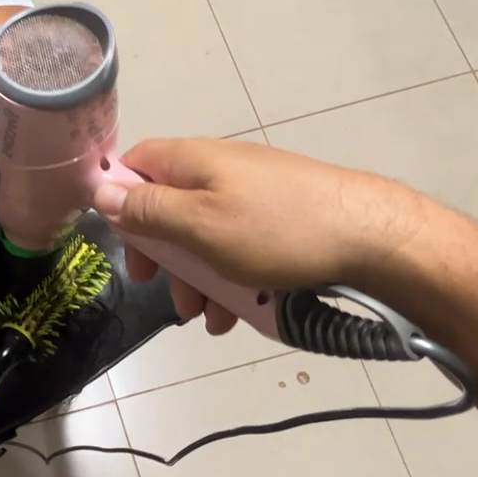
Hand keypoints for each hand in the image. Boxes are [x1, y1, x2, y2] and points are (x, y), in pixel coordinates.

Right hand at [92, 138, 431, 332]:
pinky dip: (230, 280)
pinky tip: (237, 314)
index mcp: (194, 160)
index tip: (122, 243)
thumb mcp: (199, 225)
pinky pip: (239, 250)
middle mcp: (221, 170)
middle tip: (162, 289)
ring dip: (196, 278)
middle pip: (169, 208)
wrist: (375, 239)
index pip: (138, 164)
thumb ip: (148, 209)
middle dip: (163, 256)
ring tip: (206, 316)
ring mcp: (254, 196)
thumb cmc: (276, 231)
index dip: (121, 200)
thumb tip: (102, 191)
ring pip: (204, 237)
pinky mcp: (281, 222)